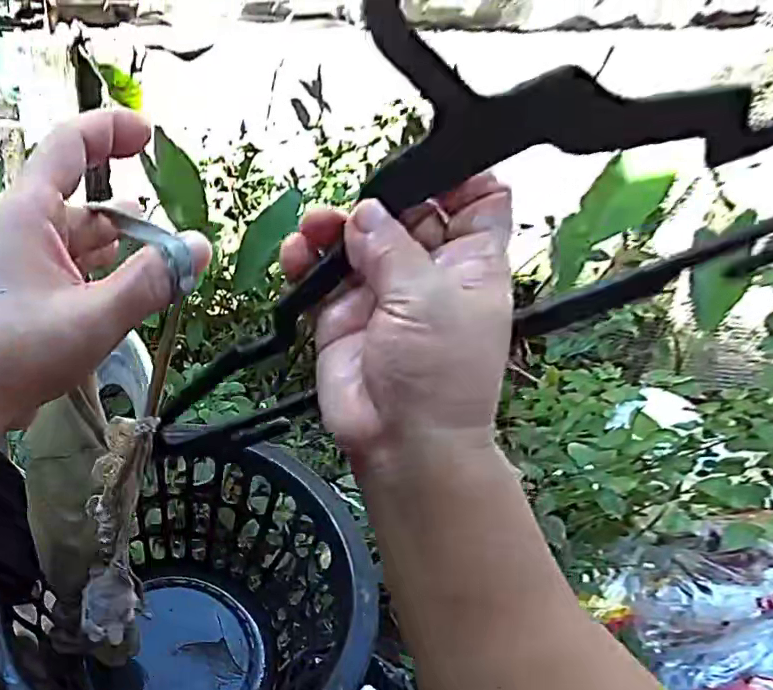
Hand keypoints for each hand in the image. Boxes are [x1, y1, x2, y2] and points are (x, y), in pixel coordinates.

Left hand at [0, 109, 211, 451]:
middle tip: (170, 245)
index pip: (71, 145)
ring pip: (80, 241)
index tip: (151, 136)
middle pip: (86, 203)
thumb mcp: (96, 317)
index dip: (112, 130)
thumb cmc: (24, 353)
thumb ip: (150, 283)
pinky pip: (70, 269)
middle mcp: (22, 228)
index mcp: (28, 213)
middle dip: (130, 219)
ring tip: (156, 268)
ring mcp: (22, 263)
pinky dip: (100, 275)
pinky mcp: (26, 293)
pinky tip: (122, 294)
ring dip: (118, 250)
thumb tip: (198, 248)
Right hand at [277, 175, 512, 469]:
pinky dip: (306, 265)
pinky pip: (320, 280)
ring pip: (355, 245)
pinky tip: (297, 254)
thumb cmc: (438, 378)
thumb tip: (364, 215)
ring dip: (333, 230)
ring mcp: (379, 297)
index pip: (475, 200)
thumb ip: (391, 249)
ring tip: (313, 229)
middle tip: (354, 208)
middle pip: (402, 216)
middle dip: (378, 202)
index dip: (455, 177)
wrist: (399, 440)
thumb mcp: (427, 298)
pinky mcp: (340, 319)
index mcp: (468, 264)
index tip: (423, 165)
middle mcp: (423, 276)